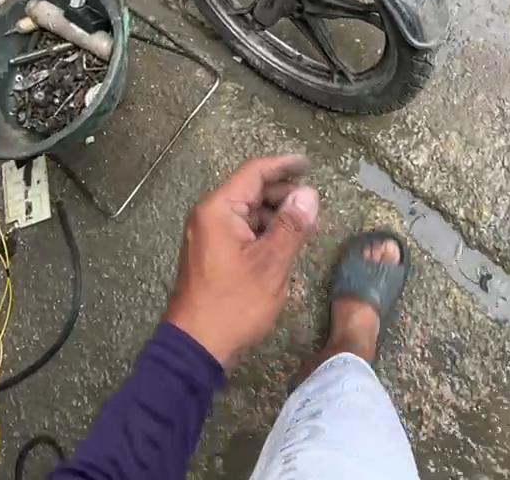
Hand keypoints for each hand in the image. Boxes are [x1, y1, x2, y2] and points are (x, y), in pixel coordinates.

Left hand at [164, 155, 320, 367]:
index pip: (254, 173)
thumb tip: (309, 194)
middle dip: (282, 194)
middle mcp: (209, 214)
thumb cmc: (233, 304)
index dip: (283, 166)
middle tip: (313, 204)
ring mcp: (207, 233)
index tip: (308, 164)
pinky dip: (262, 231)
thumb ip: (291, 226)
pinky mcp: (210, 251)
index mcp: (219, 209)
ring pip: (247, 212)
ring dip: (274, 215)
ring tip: (304, 226)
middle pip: (250, 190)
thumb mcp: (270, 264)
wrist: (196, 346)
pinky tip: (283, 244)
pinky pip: (240, 229)